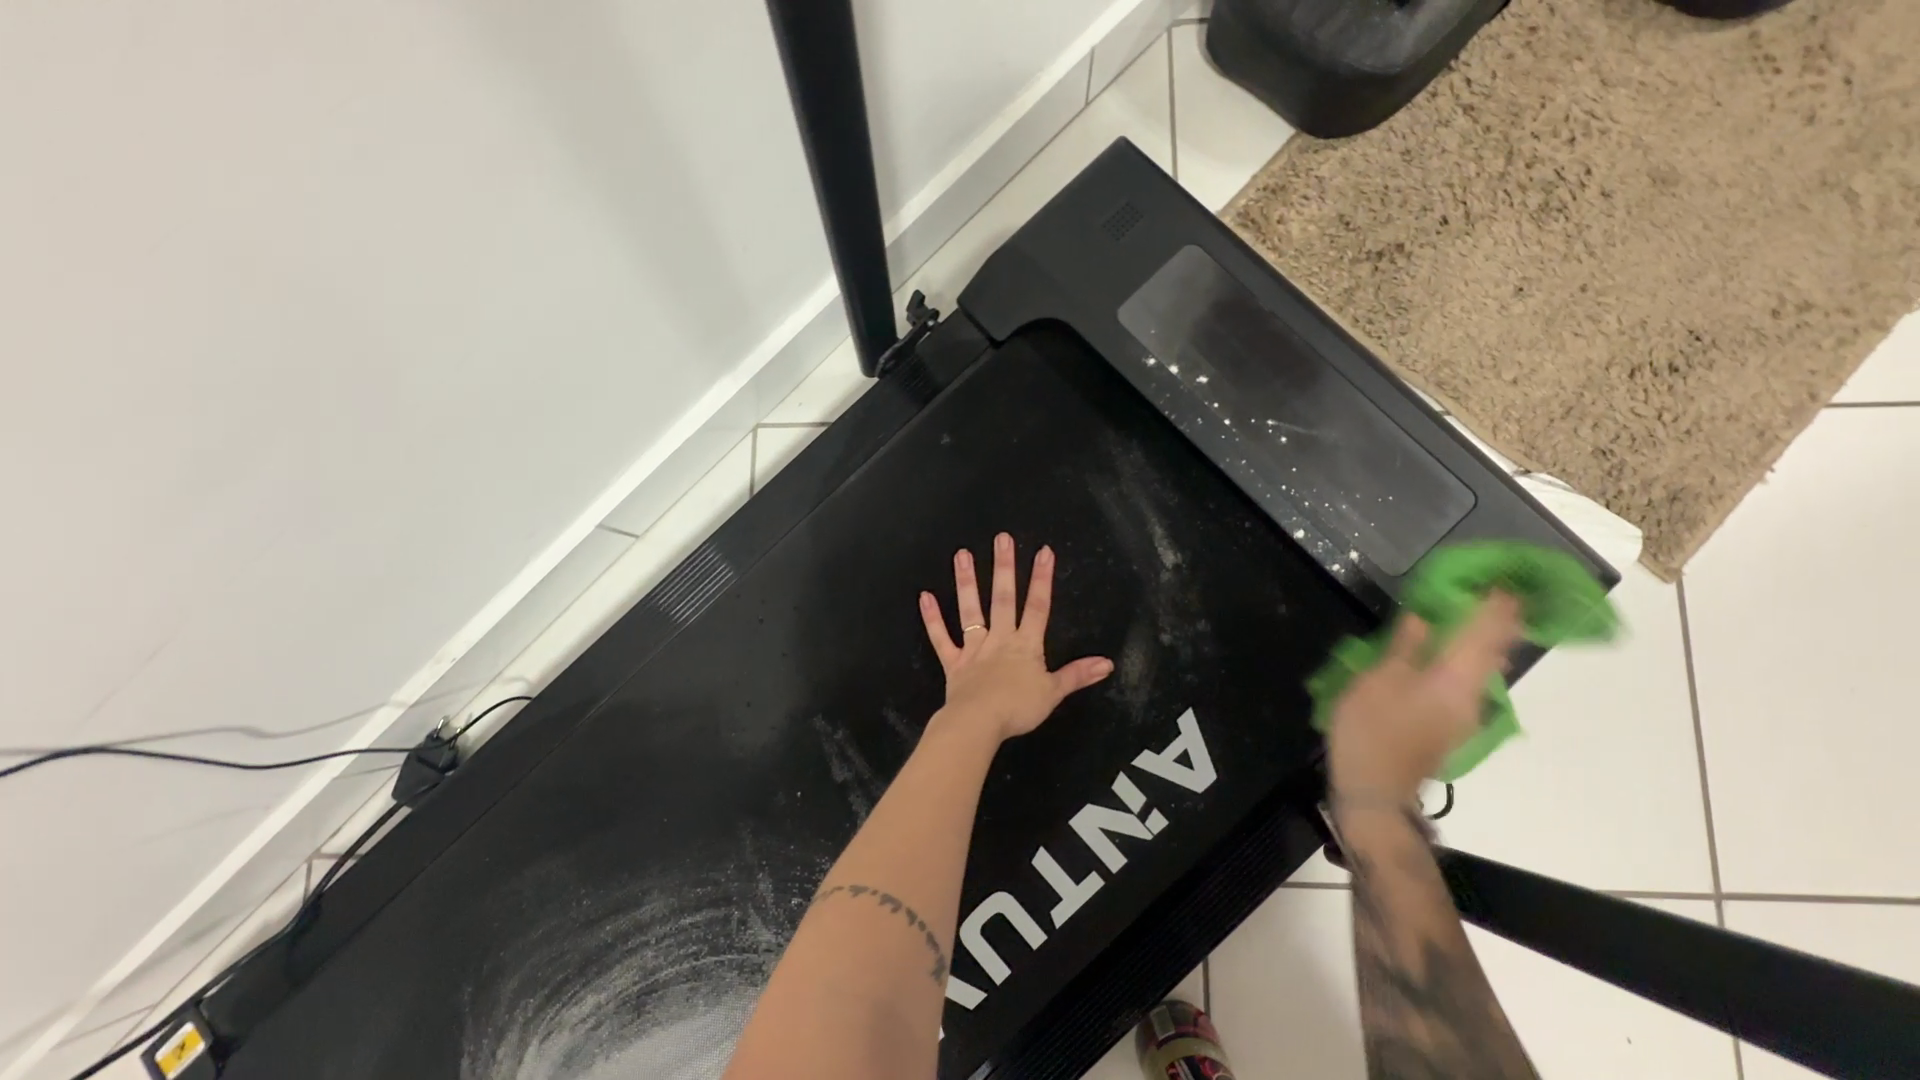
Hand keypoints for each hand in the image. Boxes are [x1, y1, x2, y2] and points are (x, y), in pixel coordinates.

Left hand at [918, 533, 1113, 741]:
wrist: (979, 722)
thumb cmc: (1018, 708)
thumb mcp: (1054, 692)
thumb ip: (1078, 675)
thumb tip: (1107, 663)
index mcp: (1026, 645)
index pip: (1038, 607)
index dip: (1042, 579)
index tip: (1043, 551)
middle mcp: (1000, 639)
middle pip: (1003, 599)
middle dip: (1004, 568)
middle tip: (1001, 538)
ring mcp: (974, 649)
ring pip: (970, 610)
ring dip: (966, 582)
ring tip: (962, 554)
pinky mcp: (953, 662)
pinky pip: (941, 638)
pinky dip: (932, 618)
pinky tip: (924, 596)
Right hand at [1327, 593, 1522, 807]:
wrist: (1375, 792)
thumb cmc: (1372, 730)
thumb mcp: (1377, 681)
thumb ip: (1405, 647)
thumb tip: (1425, 617)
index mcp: (1455, 676)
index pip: (1488, 632)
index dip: (1497, 604)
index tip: (1503, 579)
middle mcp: (1472, 694)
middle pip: (1494, 651)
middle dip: (1495, 621)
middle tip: (1491, 594)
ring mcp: (1465, 714)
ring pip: (1484, 668)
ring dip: (1482, 642)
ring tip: (1471, 618)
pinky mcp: (1452, 726)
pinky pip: (1468, 682)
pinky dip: (1465, 661)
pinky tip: (1448, 655)